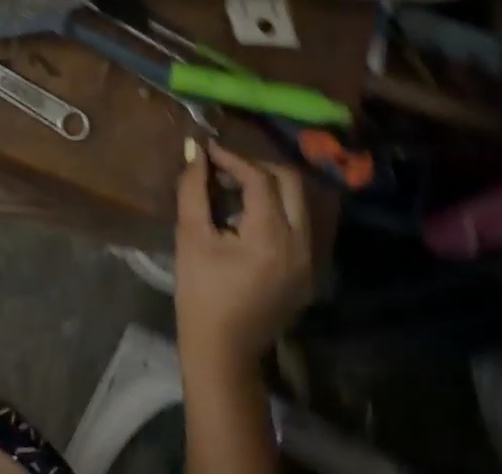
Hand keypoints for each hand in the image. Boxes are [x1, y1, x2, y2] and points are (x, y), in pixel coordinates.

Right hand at [173, 139, 312, 368]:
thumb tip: (194, 151)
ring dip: (270, 188)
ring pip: (299, 203)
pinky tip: (249, 218)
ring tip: (236, 189)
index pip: (260, 179)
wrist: (223, 350)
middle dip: (258, 167)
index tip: (209, 150)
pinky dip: (278, 211)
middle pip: (291, 183)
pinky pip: (300, 226)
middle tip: (226, 167)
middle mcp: (301, 244)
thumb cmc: (201, 293)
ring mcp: (310, 261)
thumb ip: (193, 189)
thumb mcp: (191, 237)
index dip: (233, 159)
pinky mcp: (309, 273)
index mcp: (272, 236)